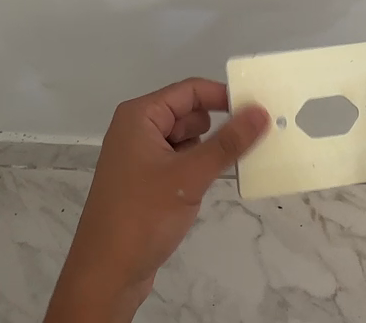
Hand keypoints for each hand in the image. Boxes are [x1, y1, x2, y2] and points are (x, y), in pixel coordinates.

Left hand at [45, 78, 270, 322]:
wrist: (106, 274)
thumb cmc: (142, 216)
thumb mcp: (189, 176)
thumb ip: (227, 143)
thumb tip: (259, 112)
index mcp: (140, 116)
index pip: (189, 91)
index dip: (223, 96)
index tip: (257, 108)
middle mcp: (137, 129)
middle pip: (188, 112)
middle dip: (218, 124)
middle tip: (256, 136)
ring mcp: (139, 156)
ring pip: (185, 139)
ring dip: (209, 148)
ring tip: (239, 160)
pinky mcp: (145, 181)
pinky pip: (178, 160)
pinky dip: (198, 166)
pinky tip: (215, 181)